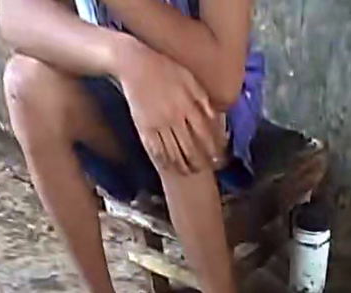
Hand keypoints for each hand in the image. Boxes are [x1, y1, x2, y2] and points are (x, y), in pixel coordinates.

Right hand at [116, 44, 223, 174]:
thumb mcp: (188, 78)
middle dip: (199, 163)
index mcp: (186, 105)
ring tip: (188, 172)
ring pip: (174, 153)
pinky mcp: (144, 127)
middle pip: (190, 149)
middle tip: (203, 170)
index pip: (205, 135)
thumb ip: (203, 99)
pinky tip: (169, 166)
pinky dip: (164, 161)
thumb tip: (217, 119)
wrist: (132, 62)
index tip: (217, 160)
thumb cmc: (163, 69)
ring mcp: (158, 123)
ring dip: (183, 167)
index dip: (213, 150)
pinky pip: (156, 150)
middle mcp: (174, 117)